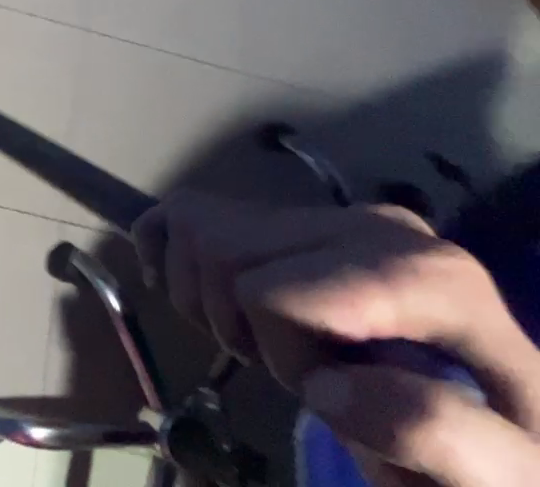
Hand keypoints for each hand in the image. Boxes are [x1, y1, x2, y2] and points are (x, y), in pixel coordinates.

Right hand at [135, 191, 539, 486]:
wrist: (508, 417)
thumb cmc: (511, 451)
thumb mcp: (511, 471)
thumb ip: (443, 436)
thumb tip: (327, 385)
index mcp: (429, 277)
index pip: (273, 292)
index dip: (283, 358)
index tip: (345, 400)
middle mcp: (371, 226)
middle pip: (223, 254)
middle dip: (239, 329)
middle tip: (302, 375)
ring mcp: (324, 216)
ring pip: (194, 231)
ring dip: (207, 301)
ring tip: (275, 343)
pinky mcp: (286, 217)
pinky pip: (185, 212)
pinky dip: (168, 253)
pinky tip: (214, 301)